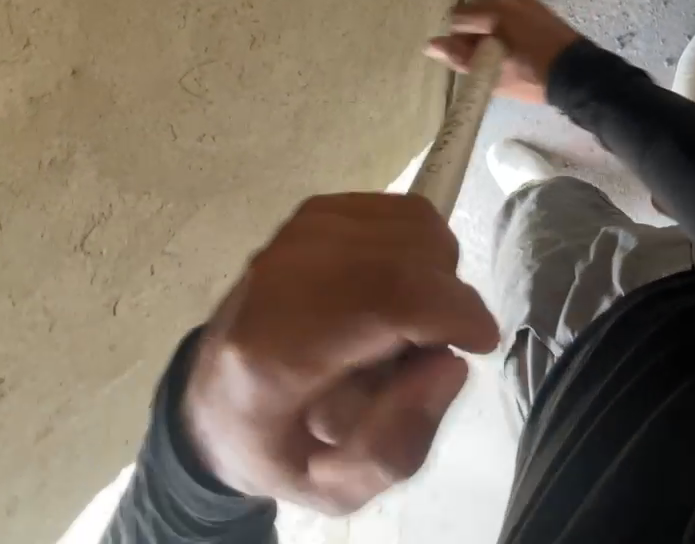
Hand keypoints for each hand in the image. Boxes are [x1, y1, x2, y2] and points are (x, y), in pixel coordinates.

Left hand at [182, 194, 497, 513]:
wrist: (214, 394)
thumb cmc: (277, 443)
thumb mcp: (333, 486)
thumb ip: (398, 443)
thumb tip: (451, 363)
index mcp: (276, 347)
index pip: (385, 296)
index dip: (451, 311)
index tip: (480, 343)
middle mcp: (286, 270)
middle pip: (412, 253)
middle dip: (446, 301)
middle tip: (425, 349)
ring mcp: (299, 230)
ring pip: (416, 224)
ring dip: (435, 273)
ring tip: (406, 319)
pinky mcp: (316, 209)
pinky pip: (403, 212)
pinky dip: (419, 249)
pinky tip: (395, 286)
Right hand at [424, 0, 582, 103]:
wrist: (577, 74)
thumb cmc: (530, 76)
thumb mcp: (490, 72)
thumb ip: (458, 56)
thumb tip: (430, 45)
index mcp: (493, 10)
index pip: (457, 19)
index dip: (459, 41)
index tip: (473, 60)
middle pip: (473, 12)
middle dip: (474, 33)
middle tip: (488, 60)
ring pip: (490, 11)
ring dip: (489, 29)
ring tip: (504, 55)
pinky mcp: (535, 5)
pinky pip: (507, 12)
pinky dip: (505, 26)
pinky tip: (516, 46)